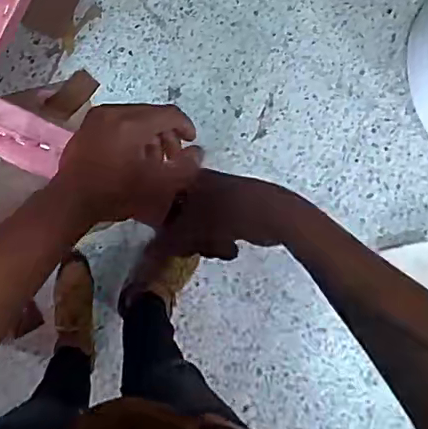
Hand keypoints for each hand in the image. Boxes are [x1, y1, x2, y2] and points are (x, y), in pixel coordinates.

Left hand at [54, 104, 202, 226]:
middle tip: (171, 157)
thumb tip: (197, 151)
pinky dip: (131, 133)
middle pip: (151, 113)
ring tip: (152, 160)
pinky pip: (118, 121)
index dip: (185, 126)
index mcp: (131, 123)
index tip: (191, 142)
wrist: (70, 202)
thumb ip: (183, 167)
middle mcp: (114, 112)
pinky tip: (132, 156)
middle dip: (166, 133)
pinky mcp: (87, 125)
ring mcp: (98, 117)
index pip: (168, 113)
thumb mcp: (156, 185)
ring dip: (149, 134)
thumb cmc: (114, 193)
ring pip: (135, 116)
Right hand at [148, 170, 303, 260]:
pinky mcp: (238, 207)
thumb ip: (170, 241)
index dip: (165, 225)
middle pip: (185, 215)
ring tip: (220, 248)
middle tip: (195, 248)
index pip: (166, 202)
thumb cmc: (230, 214)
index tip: (168, 241)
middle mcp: (206, 181)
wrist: (275, 215)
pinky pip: (220, 226)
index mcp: (192, 178)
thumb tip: (152, 251)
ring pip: (204, 223)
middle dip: (190, 237)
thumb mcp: (194, 230)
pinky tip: (231, 247)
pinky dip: (222, 239)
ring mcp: (224, 194)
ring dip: (208, 241)